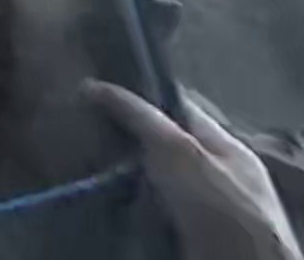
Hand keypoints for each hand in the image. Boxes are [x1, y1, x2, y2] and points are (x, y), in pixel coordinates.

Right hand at [85, 80, 301, 259]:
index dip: (135, 90)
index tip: (92, 82)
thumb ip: (136, 112)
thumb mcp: (176, 149)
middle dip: (118, 125)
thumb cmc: (218, 206)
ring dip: (113, 156)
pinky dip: (114, 181)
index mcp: (228, 149)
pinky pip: (137, 190)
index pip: (175, 105)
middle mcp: (216, 171)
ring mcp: (197, 200)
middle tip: (77, 111)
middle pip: (155, 135)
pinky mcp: (177, 222)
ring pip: (142, 164)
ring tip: (75, 139)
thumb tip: (89, 84)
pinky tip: (89, 171)